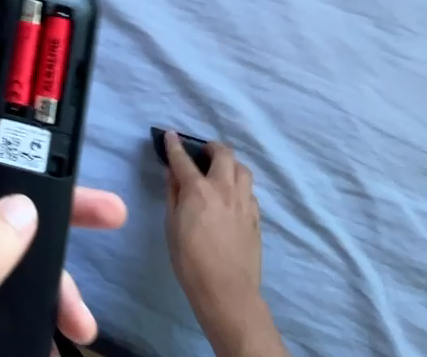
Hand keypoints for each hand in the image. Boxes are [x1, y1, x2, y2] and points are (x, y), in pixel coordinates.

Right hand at [163, 132, 287, 356]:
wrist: (227, 292)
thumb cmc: (190, 260)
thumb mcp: (172, 225)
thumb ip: (173, 194)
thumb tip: (172, 173)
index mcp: (198, 190)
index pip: (183, 158)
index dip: (174, 144)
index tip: (170, 135)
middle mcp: (224, 189)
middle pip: (224, 154)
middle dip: (211, 147)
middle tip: (202, 154)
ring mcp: (244, 203)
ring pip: (243, 170)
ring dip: (230, 165)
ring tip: (220, 174)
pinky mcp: (256, 218)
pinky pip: (250, 192)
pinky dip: (240, 187)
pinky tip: (232, 199)